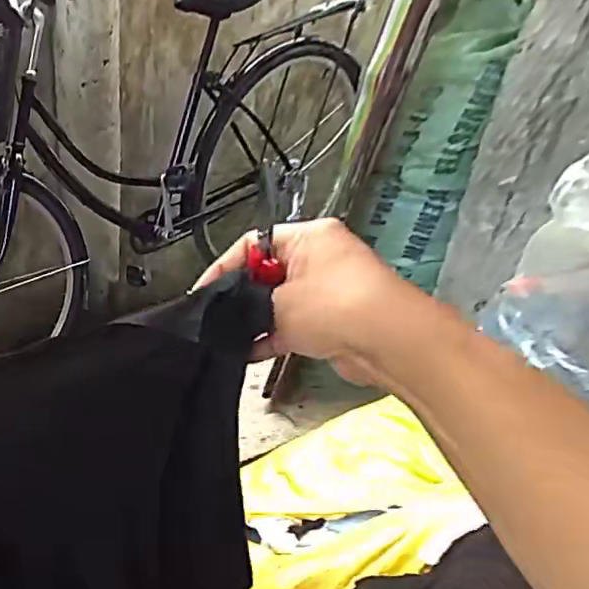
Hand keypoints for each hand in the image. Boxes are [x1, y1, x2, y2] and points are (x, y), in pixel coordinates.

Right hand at [195, 218, 430, 384]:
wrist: (385, 341)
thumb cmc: (337, 307)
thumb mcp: (279, 303)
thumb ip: (250, 304)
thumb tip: (235, 314)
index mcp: (308, 237)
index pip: (253, 244)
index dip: (224, 267)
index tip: (204, 290)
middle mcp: (319, 258)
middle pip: (265, 274)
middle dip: (242, 296)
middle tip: (218, 314)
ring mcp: (326, 290)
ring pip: (278, 303)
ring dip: (258, 320)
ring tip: (231, 335)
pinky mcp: (330, 321)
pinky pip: (290, 326)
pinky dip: (271, 337)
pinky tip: (249, 351)